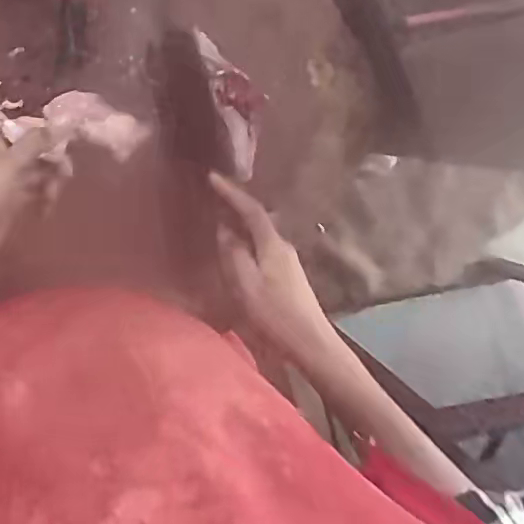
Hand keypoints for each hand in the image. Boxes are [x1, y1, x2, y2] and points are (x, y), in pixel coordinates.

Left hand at [0, 129, 66, 254]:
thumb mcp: (12, 162)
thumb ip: (37, 141)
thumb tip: (64, 120)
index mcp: (3, 144)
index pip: (31, 129)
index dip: (49, 132)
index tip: (69, 138)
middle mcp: (10, 159)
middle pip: (41, 151)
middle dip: (54, 160)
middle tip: (65, 173)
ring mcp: (15, 181)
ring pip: (43, 172)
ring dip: (52, 181)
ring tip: (51, 197)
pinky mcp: (20, 202)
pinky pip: (40, 193)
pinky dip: (47, 198)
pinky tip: (46, 209)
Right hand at [210, 172, 332, 357]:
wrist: (312, 347)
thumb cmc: (276, 315)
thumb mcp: (245, 283)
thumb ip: (232, 252)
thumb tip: (224, 229)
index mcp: (272, 244)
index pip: (251, 209)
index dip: (231, 192)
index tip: (212, 177)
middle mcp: (282, 246)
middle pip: (257, 218)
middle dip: (236, 204)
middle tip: (213, 194)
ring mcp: (287, 261)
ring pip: (259, 233)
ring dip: (240, 222)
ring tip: (219, 217)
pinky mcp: (286, 275)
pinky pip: (261, 245)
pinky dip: (245, 239)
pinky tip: (235, 247)